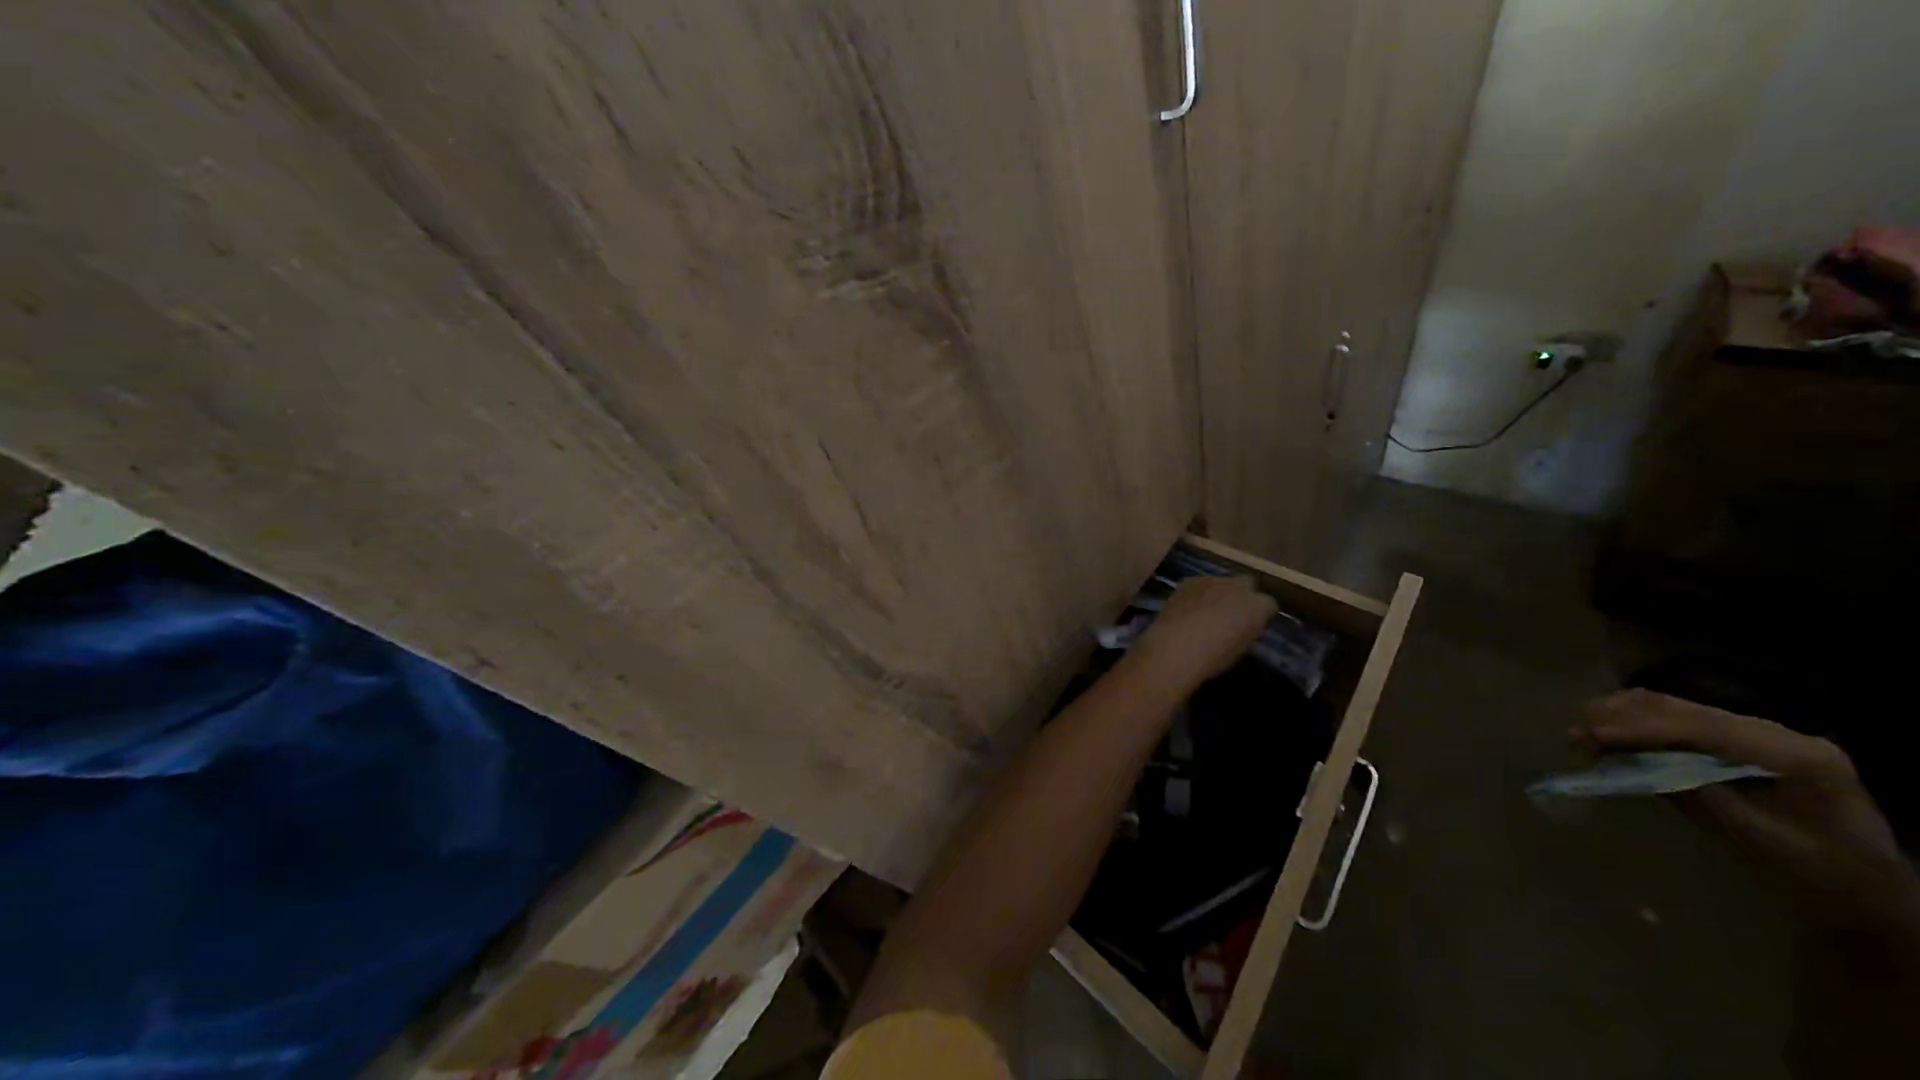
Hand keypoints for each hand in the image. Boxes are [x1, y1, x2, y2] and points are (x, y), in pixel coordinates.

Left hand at [1128, 576, 1276, 691]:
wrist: (1174, 647)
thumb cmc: (1212, 658)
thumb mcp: (1240, 650)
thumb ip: (1247, 632)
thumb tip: (1245, 627)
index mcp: (1257, 606)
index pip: (1269, 604)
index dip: (1261, 615)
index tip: (1253, 625)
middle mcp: (1238, 586)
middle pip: (1248, 584)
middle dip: (1243, 595)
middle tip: (1233, 613)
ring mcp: (1212, 580)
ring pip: (1222, 581)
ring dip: (1220, 592)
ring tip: (1208, 610)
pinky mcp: (1188, 581)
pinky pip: (1200, 584)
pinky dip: (1199, 593)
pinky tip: (1189, 608)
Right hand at [1576, 689, 1919, 937]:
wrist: (1865, 896)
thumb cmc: (1822, 877)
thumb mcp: (1762, 842)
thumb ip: (1702, 798)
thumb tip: (1632, 765)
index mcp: (1802, 756)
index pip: (1710, 730)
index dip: (1647, 729)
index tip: (1594, 734)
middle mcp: (1780, 734)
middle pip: (1688, 710)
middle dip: (1625, 717)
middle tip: (1575, 733)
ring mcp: (1759, 737)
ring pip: (1677, 710)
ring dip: (1624, 717)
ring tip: (1582, 733)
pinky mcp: (1737, 746)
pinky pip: (1678, 725)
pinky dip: (1637, 727)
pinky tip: (1608, 738)